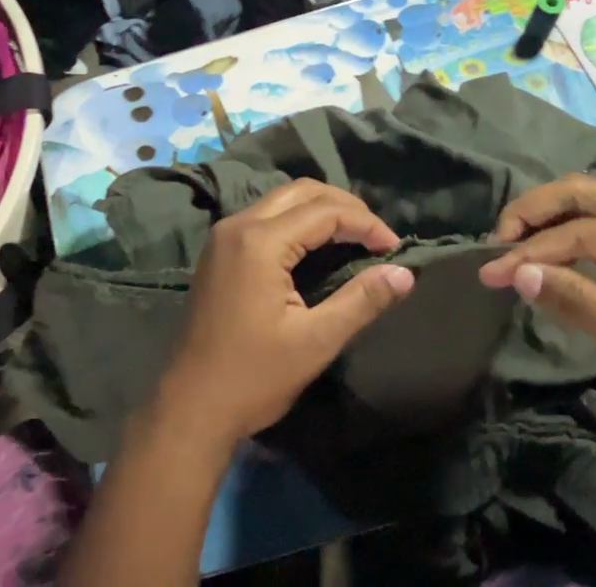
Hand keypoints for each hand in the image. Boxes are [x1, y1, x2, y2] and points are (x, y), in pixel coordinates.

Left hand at [156, 181, 414, 445]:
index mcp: (259, 241)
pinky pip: (264, 218)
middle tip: (377, 237)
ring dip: (320, 211)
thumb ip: (361, 300)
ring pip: (280, 201)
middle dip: (344, 206)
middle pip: (300, 192)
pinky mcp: (219, 252)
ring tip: (356, 239)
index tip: (396, 250)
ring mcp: (223, 237)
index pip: (324, 211)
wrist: (191, 404)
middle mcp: (237, 225)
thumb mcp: (316, 340)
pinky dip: (296, 223)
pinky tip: (319, 248)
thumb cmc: (254, 376)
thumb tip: (405, 273)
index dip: (367, 224)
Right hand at [479, 175, 595, 463]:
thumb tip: (517, 273)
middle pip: (593, 197)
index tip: (490, 273)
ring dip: (555, 226)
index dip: (534, 248)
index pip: (588, 229)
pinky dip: (577, 247)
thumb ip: (580, 301)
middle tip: (497, 240)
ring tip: (514, 249)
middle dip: (538, 213)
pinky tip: (552, 263)